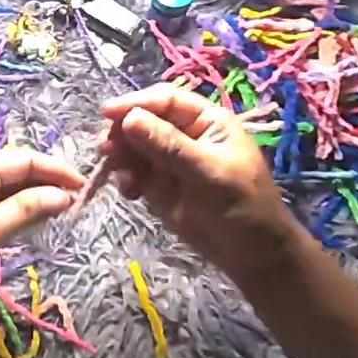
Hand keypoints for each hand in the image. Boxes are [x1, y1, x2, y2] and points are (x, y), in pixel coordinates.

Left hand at [0, 149, 83, 309]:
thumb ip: (25, 210)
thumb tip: (63, 195)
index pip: (25, 159)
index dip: (57, 171)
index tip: (84, 189)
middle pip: (11, 168)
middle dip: (43, 184)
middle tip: (72, 206)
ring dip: (24, 197)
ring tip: (52, 216)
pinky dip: (3, 206)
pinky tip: (16, 223)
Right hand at [98, 84, 293, 277]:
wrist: (252, 257)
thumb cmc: (243, 207)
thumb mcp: (209, 173)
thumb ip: (169, 146)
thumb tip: (129, 119)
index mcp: (205, 120)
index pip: (164, 100)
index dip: (135, 102)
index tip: (107, 113)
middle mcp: (183, 134)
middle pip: (143, 120)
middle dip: (122, 131)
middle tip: (105, 147)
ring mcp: (168, 159)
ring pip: (133, 145)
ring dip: (119, 155)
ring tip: (116, 171)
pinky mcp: (157, 184)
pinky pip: (132, 171)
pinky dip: (125, 177)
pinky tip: (129, 192)